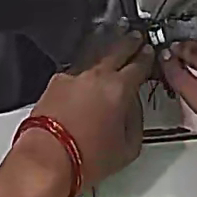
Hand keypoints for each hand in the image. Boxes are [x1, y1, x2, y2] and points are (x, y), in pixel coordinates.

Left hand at [10, 33, 153, 196]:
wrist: (47, 158)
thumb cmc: (83, 157)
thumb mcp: (128, 147)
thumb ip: (135, 120)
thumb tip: (132, 110)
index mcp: (118, 88)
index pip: (138, 65)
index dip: (146, 57)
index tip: (148, 53)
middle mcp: (95, 77)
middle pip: (116, 51)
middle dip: (128, 43)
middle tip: (135, 38)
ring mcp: (72, 78)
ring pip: (93, 59)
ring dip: (105, 54)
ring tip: (112, 55)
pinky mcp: (54, 84)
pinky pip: (75, 72)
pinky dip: (84, 72)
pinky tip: (86, 78)